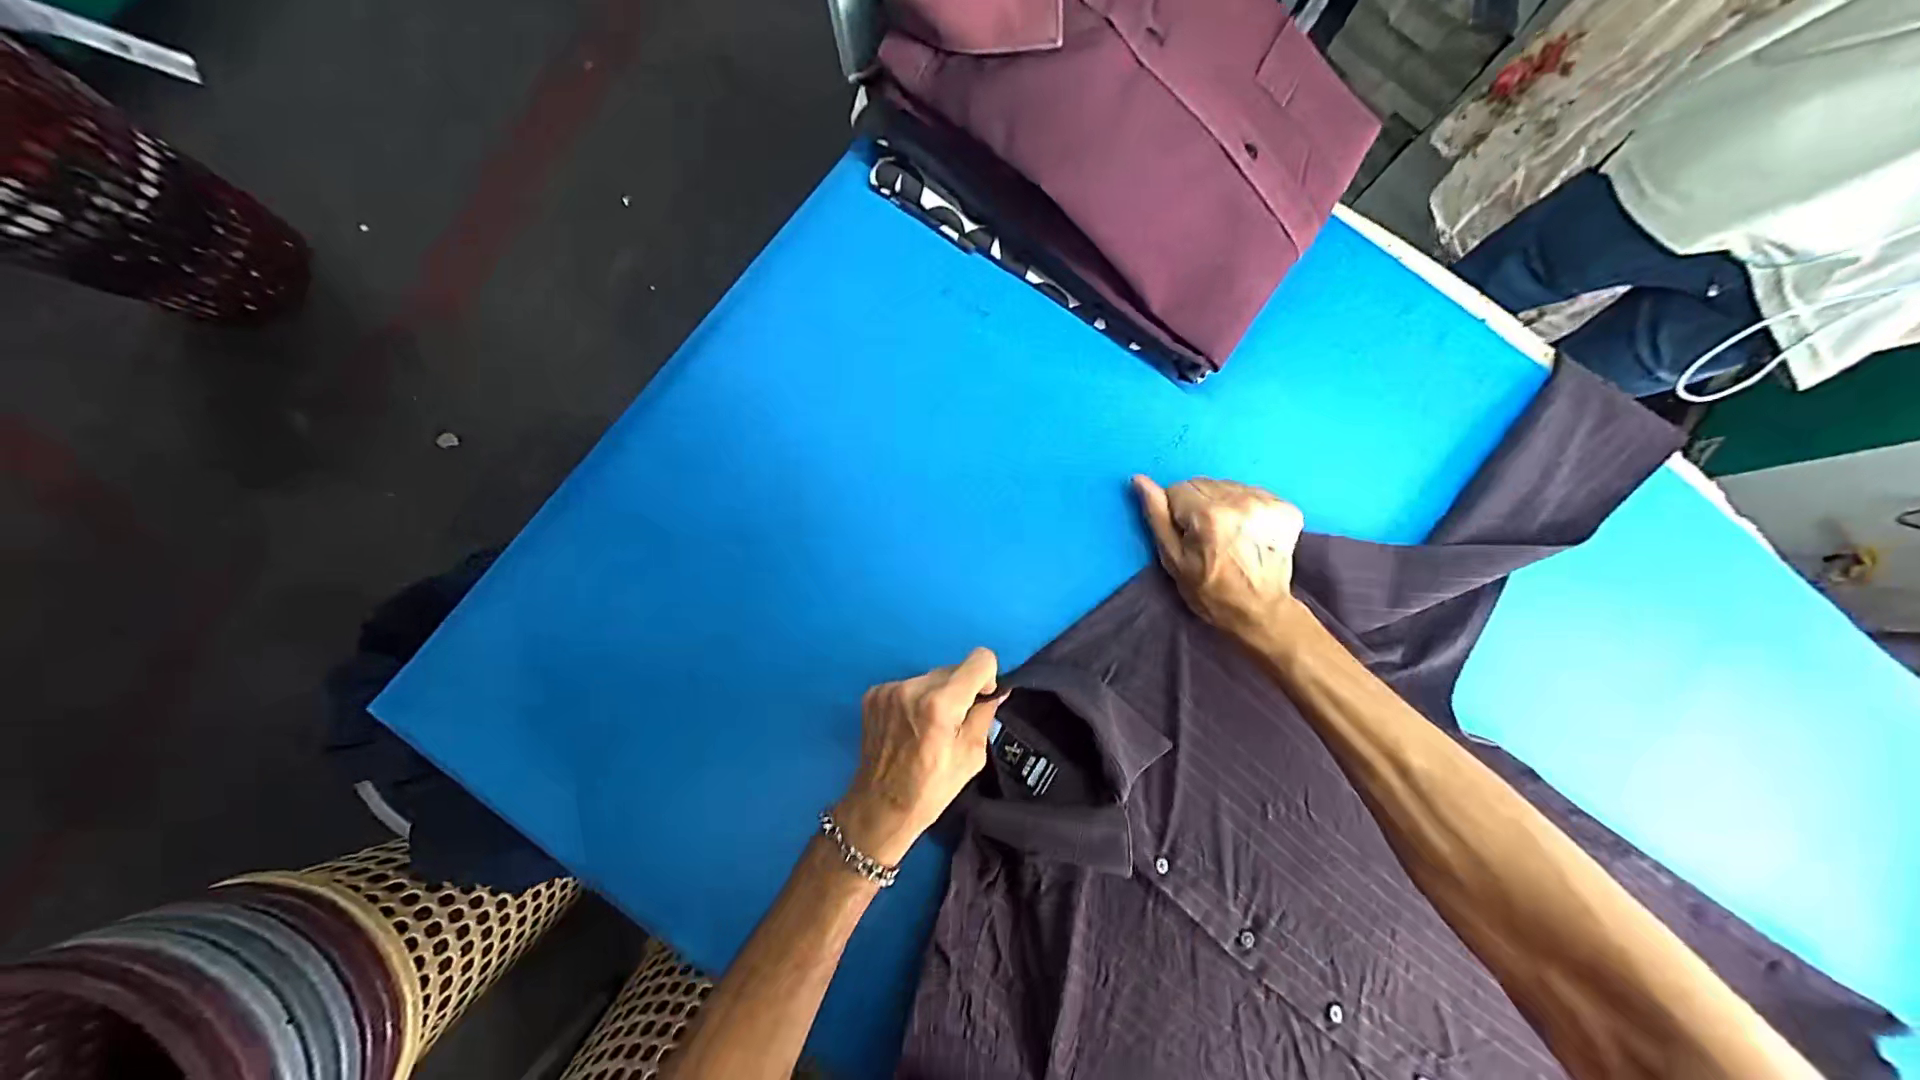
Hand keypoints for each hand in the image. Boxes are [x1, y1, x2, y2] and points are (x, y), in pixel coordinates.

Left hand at [834, 647, 1004, 866]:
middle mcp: (913, 688)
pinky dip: (914, 699)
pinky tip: (909, 726)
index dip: (987, 677)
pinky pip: (907, 685)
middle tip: (954, 722)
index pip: (980, 659)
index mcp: (940, 704)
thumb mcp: (972, 755)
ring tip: (928, 727)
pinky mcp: (873, 694)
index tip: (981, 698)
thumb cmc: (931, 788)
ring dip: (936, 694)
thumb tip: (996, 691)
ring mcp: (889, 689)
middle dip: (960, 689)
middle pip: (953, 668)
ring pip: (930, 677)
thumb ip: (985, 714)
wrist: (880, 805)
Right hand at [1132, 475, 1306, 640]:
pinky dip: (1245, 507)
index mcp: (1209, 515)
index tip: (1188, 537)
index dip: (1176, 513)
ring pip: (1227, 485)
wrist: (1260, 612)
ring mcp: (1268, 503)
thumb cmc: (1210, 591)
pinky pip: (1251, 492)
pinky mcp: (1287, 508)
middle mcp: (1241, 502)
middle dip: (1198, 505)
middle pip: (1203, 483)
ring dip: (1222, 504)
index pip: (1177, 488)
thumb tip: (1140, 480)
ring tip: (1228, 534)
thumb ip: (1157, 515)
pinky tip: (1247, 531)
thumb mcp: (1173, 559)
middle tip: (1206, 536)